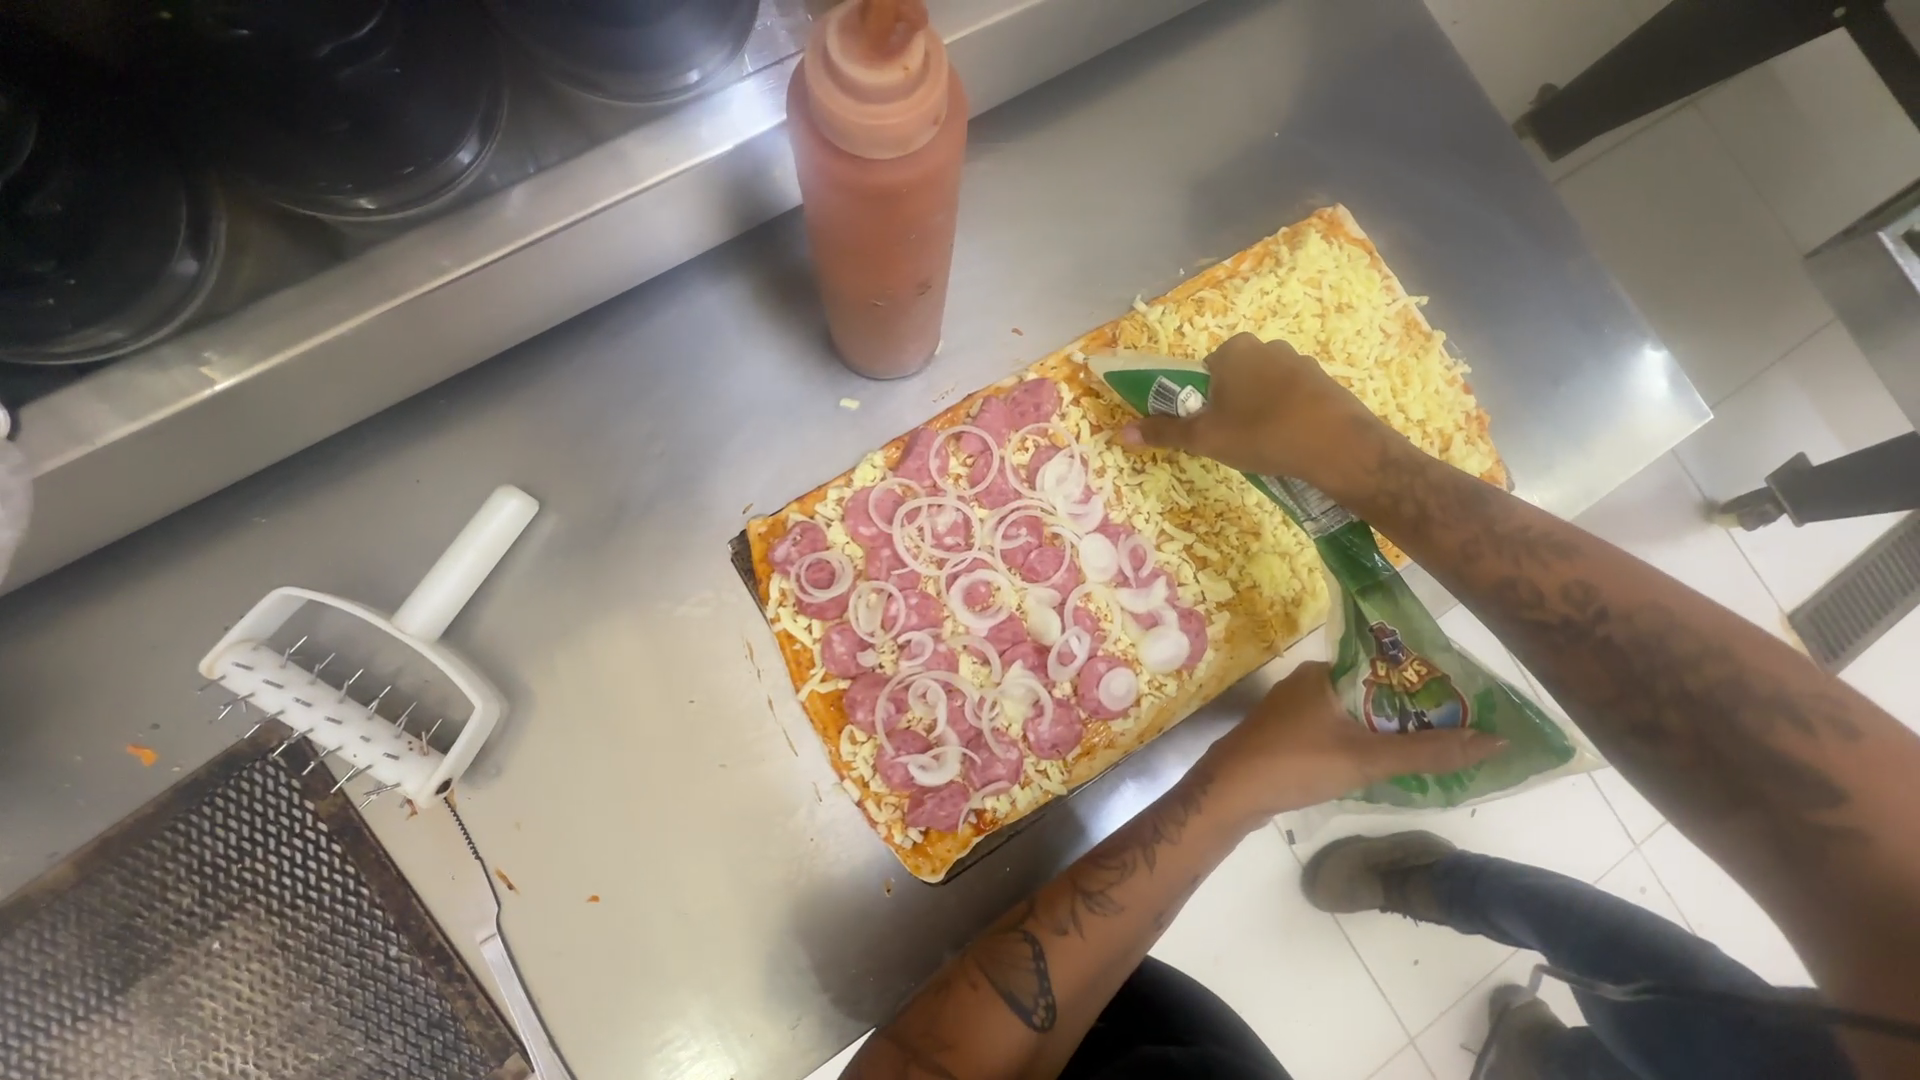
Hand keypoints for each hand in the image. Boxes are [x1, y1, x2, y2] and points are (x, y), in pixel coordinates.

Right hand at [1120, 333, 1396, 498]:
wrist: (1340, 447)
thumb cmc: (1263, 434)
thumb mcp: (1205, 438)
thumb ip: (1164, 432)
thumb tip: (1120, 432)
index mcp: (1233, 350)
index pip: (1201, 372)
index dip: (1198, 402)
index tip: (1204, 429)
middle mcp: (1266, 346)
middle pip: (1232, 378)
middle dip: (1227, 405)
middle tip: (1229, 440)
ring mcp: (1300, 362)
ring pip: (1263, 389)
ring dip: (1256, 412)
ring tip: (1261, 445)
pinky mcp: (1324, 383)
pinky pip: (1290, 399)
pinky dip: (1284, 417)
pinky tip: (1288, 443)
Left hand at [1200, 661, 1506, 818]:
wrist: (1230, 792)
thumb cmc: (1296, 763)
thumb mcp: (1368, 758)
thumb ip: (1429, 751)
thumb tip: (1495, 741)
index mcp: (1324, 673)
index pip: (1387, 665)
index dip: (1426, 682)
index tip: (1465, 700)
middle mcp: (1309, 683)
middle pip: (1374, 692)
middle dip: (1412, 712)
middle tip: (1461, 731)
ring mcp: (1295, 710)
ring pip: (1355, 715)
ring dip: (1389, 731)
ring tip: (1436, 749)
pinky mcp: (1288, 735)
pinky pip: (1337, 732)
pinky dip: (1363, 744)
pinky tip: (1387, 763)